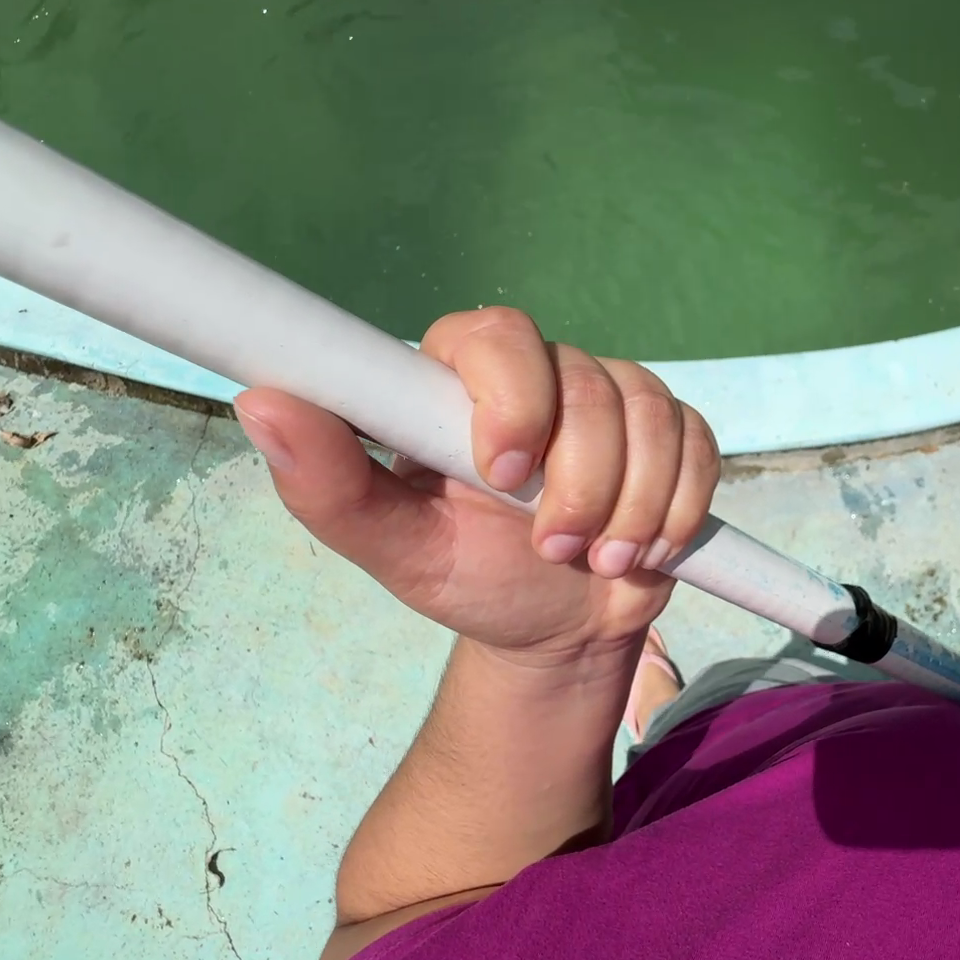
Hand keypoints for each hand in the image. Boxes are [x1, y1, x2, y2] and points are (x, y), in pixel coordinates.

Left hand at [232, 307, 720, 663]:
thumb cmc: (475, 581)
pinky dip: (679, 505)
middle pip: (590, 386)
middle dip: (583, 483)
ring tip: (604, 561)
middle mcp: (551, 376)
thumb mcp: (398, 549)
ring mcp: (621, 400)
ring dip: (635, 504)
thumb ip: (331, 487)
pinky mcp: (677, 433)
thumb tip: (260, 402)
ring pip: (652, 417)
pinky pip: (699, 444)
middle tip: (559, 550)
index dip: (511, 395)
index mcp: (467, 384)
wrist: (562, 623)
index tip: (502, 474)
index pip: (496, 336)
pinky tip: (652, 546)